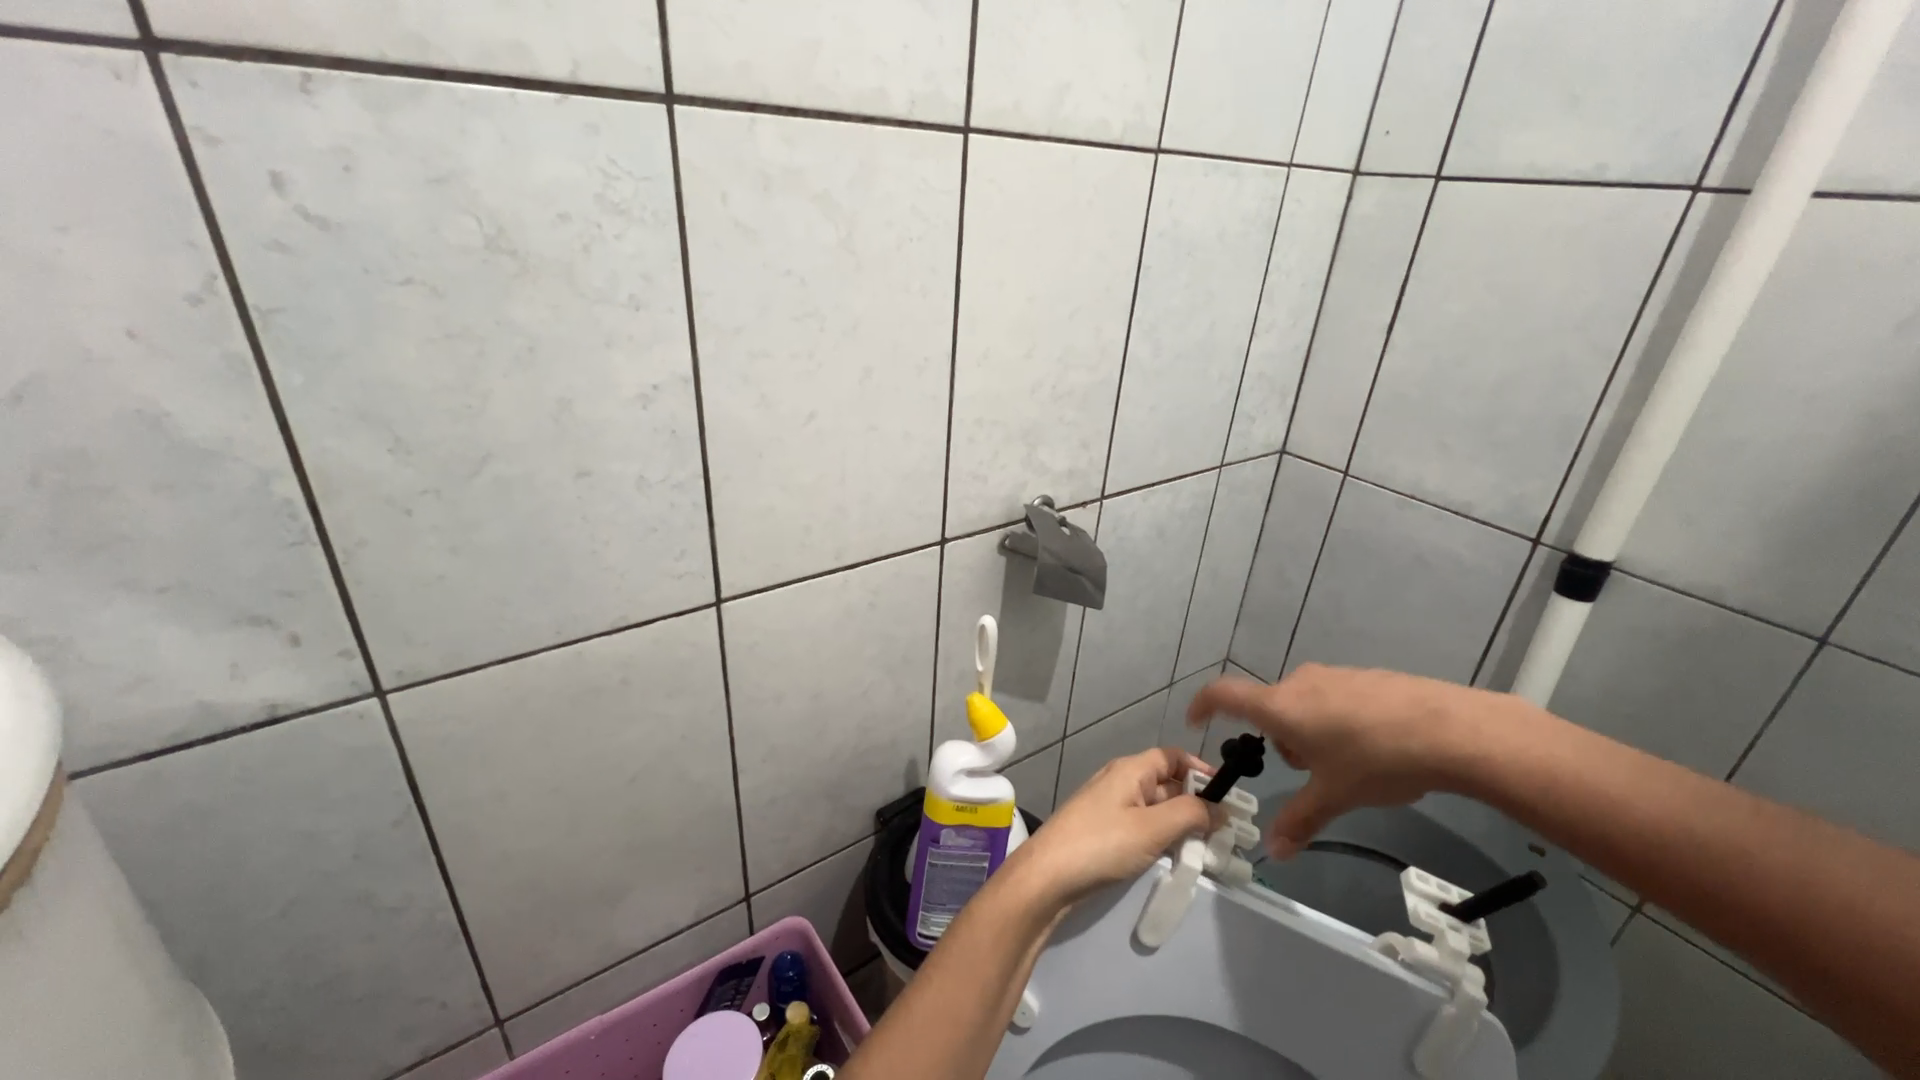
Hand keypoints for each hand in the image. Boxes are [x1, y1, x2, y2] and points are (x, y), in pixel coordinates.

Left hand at [1001, 746, 1218, 906]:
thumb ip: (1190, 814)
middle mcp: (1119, 782)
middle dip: (1196, 804)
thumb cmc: (1101, 845)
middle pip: (1166, 784)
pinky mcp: (1104, 834)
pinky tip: (1177, 860)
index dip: (1201, 770)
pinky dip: (1162, 839)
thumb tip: (1219, 808)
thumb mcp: (1152, 828)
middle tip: (1227, 832)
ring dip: (1181, 825)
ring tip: (1209, 850)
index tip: (1229, 795)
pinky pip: (1142, 828)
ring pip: (1155, 809)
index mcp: (1130, 770)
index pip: (1173, 757)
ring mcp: (1109, 809)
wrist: (1046, 878)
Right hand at [1187, 664, 1530, 857]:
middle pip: (1272, 709)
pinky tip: (1375, 749)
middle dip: (1281, 742)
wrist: (1451, 728)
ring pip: (1305, 706)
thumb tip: (1274, 852)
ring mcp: (1336, 676)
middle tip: (1308, 775)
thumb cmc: (1376, 760)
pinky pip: (1336, 700)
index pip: (1224, 695)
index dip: (1203, 706)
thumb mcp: (1334, 796)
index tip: (1196, 721)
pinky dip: (1339, 723)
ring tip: (1348, 767)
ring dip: (1311, 734)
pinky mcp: (1367, 678)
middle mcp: (1300, 683)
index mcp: (1280, 707)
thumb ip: (1300, 820)